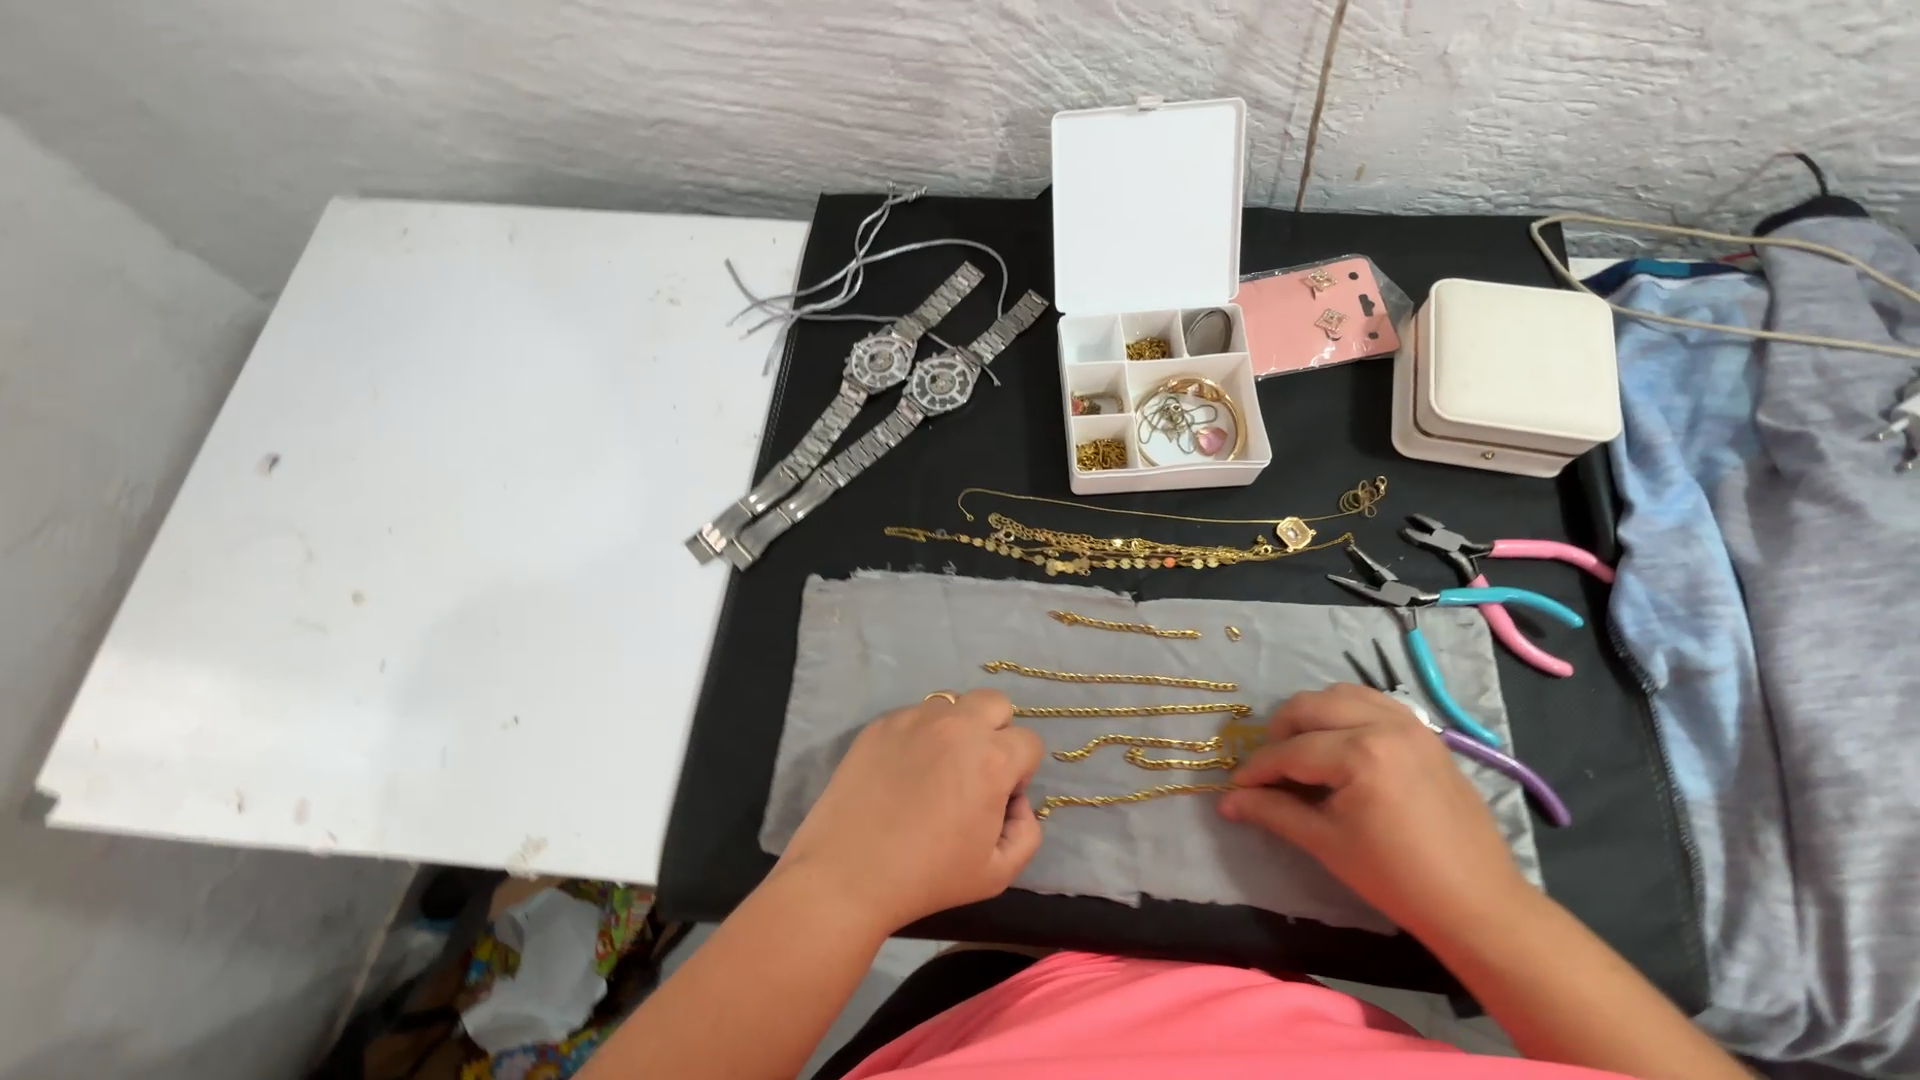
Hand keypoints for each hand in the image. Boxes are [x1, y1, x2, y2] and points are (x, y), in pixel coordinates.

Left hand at [776, 688, 1044, 933]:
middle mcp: (958, 726)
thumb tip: (1016, 802)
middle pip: (995, 702)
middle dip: (996, 731)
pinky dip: (919, 736)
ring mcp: (915, 719)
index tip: (1000, 796)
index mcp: (992, 759)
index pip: (1029, 742)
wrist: (848, 874)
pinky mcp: (881, 723)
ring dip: (956, 729)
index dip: (1020, 771)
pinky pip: (914, 716)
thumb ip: (1026, 832)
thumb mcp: (998, 873)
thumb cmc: (928, 877)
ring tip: (936, 769)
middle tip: (976, 769)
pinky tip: (902, 772)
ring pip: (952, 705)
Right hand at [1216, 684, 1529, 936]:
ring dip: (1313, 715)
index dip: (1256, 770)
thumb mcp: (1325, 842)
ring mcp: (1410, 724)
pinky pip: (1375, 703)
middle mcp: (1384, 725)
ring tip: (1301, 749)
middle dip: (1279, 732)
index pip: (1290, 751)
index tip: (1236, 787)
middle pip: (1310, 706)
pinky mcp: (1427, 734)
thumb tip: (1224, 801)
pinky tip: (1339, 744)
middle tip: (1267, 767)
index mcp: (1359, 753)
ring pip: (1342, 695)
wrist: (1476, 901)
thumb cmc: (1394, 877)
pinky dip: (1347, 712)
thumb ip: (1272, 812)